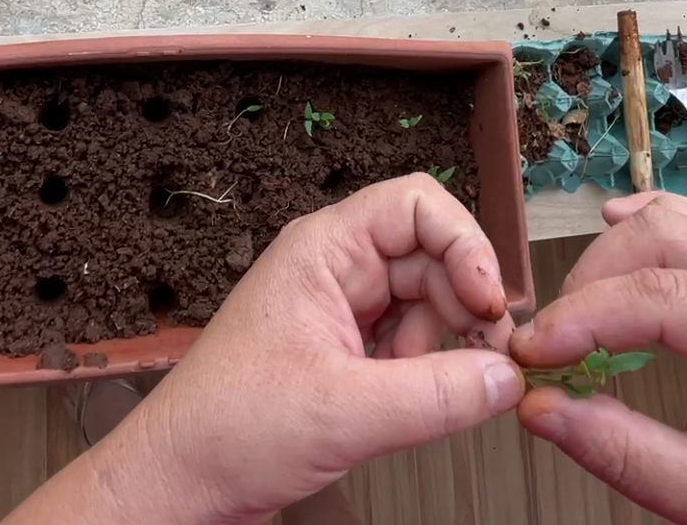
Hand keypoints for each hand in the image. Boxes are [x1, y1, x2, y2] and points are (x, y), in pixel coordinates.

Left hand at [8, 174, 522, 523]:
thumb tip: (506, 376)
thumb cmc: (229, 428)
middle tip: (497, 354)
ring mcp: (344, 306)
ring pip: (426, 298)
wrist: (181, 482)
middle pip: (430, 253)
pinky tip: (426, 399)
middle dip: (467, 298)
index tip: (490, 299)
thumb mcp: (341, 412)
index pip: (413, 205)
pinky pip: (410, 338)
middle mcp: (337, 266)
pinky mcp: (349, 348)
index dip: (463, 241)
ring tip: (458, 386)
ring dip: (450, 338)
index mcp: (324, 248)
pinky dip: (430, 366)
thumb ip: (435, 395)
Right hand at [511, 192, 686, 524]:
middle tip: (553, 339)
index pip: (668, 297)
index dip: (586, 316)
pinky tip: (612, 227)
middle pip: (666, 237)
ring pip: (674, 220)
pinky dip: (644, 226)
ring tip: (576, 310)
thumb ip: (619, 450)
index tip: (529, 350)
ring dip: (610, 254)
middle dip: (593, 279)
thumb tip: (533, 403)